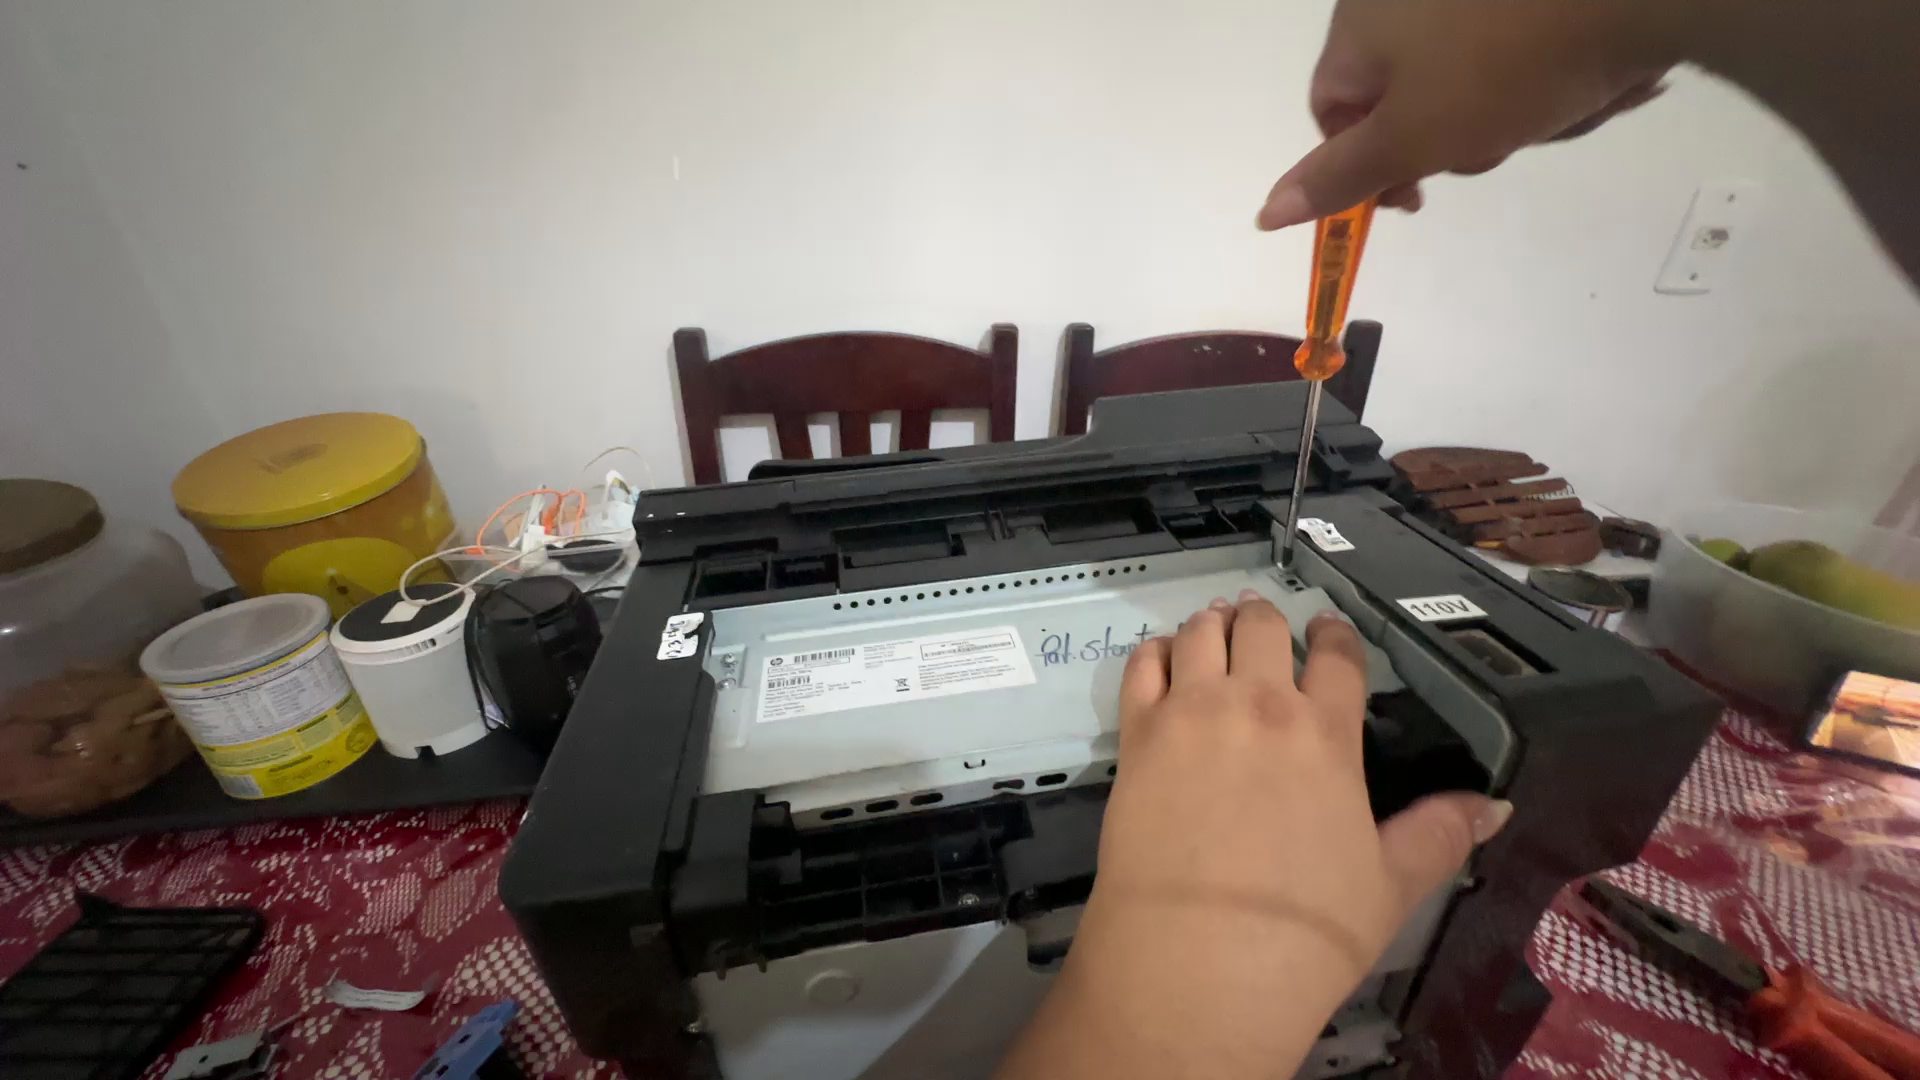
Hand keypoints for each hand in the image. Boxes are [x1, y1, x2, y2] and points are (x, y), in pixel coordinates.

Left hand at [999, 591, 1509, 1078]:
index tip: (1327, 627)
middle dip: (1264, 617)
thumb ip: (1440, 832)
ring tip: (1213, 627)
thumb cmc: (1305, 928)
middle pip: (1261, 626)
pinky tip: (1161, 657)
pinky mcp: (1138, 729)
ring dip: (1210, 623)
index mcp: (1324, 732)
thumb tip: (1497, 803)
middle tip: (1259, 623)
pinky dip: (1154, 651)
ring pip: (1199, 632)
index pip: (1337, 656)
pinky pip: (1142, 665)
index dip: (1334, 634)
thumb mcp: (1391, 884)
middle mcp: (1256, 703)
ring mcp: (1191, 710)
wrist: (1201, 952)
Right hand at [1257, 0, 1676, 229]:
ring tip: (1564, 104)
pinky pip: (1529, 35)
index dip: (1361, 164)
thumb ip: (1334, 180)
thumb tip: (1263, 214)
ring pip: (1476, 72)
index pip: (1332, 110)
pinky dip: (1559, 66)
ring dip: (1516, 111)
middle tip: (1494, 146)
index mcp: (1363, 21)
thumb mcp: (1407, 140)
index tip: (1411, 195)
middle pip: (1406, 93)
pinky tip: (1599, 70)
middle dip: (1451, 136)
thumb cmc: (1507, 63)